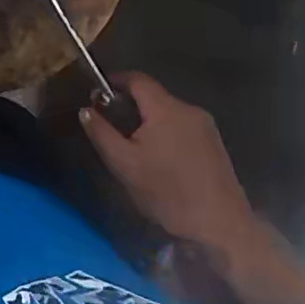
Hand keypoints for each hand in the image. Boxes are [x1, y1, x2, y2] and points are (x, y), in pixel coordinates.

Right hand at [81, 73, 259, 250]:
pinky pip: (183, 126)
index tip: (98, 94)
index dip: (116, 81)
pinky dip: (166, 132)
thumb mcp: (124, 164)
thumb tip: (85, 109)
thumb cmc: (167, 192)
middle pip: (154, 96)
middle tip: (111, 127)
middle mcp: (189, 109)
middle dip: (130, 106)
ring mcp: (206, 125)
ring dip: (148, 121)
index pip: (138, 79)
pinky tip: (160, 159)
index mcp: (166, 109)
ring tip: (134, 148)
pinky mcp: (215, 143)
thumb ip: (101, 133)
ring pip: (168, 113)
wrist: (219, 224)